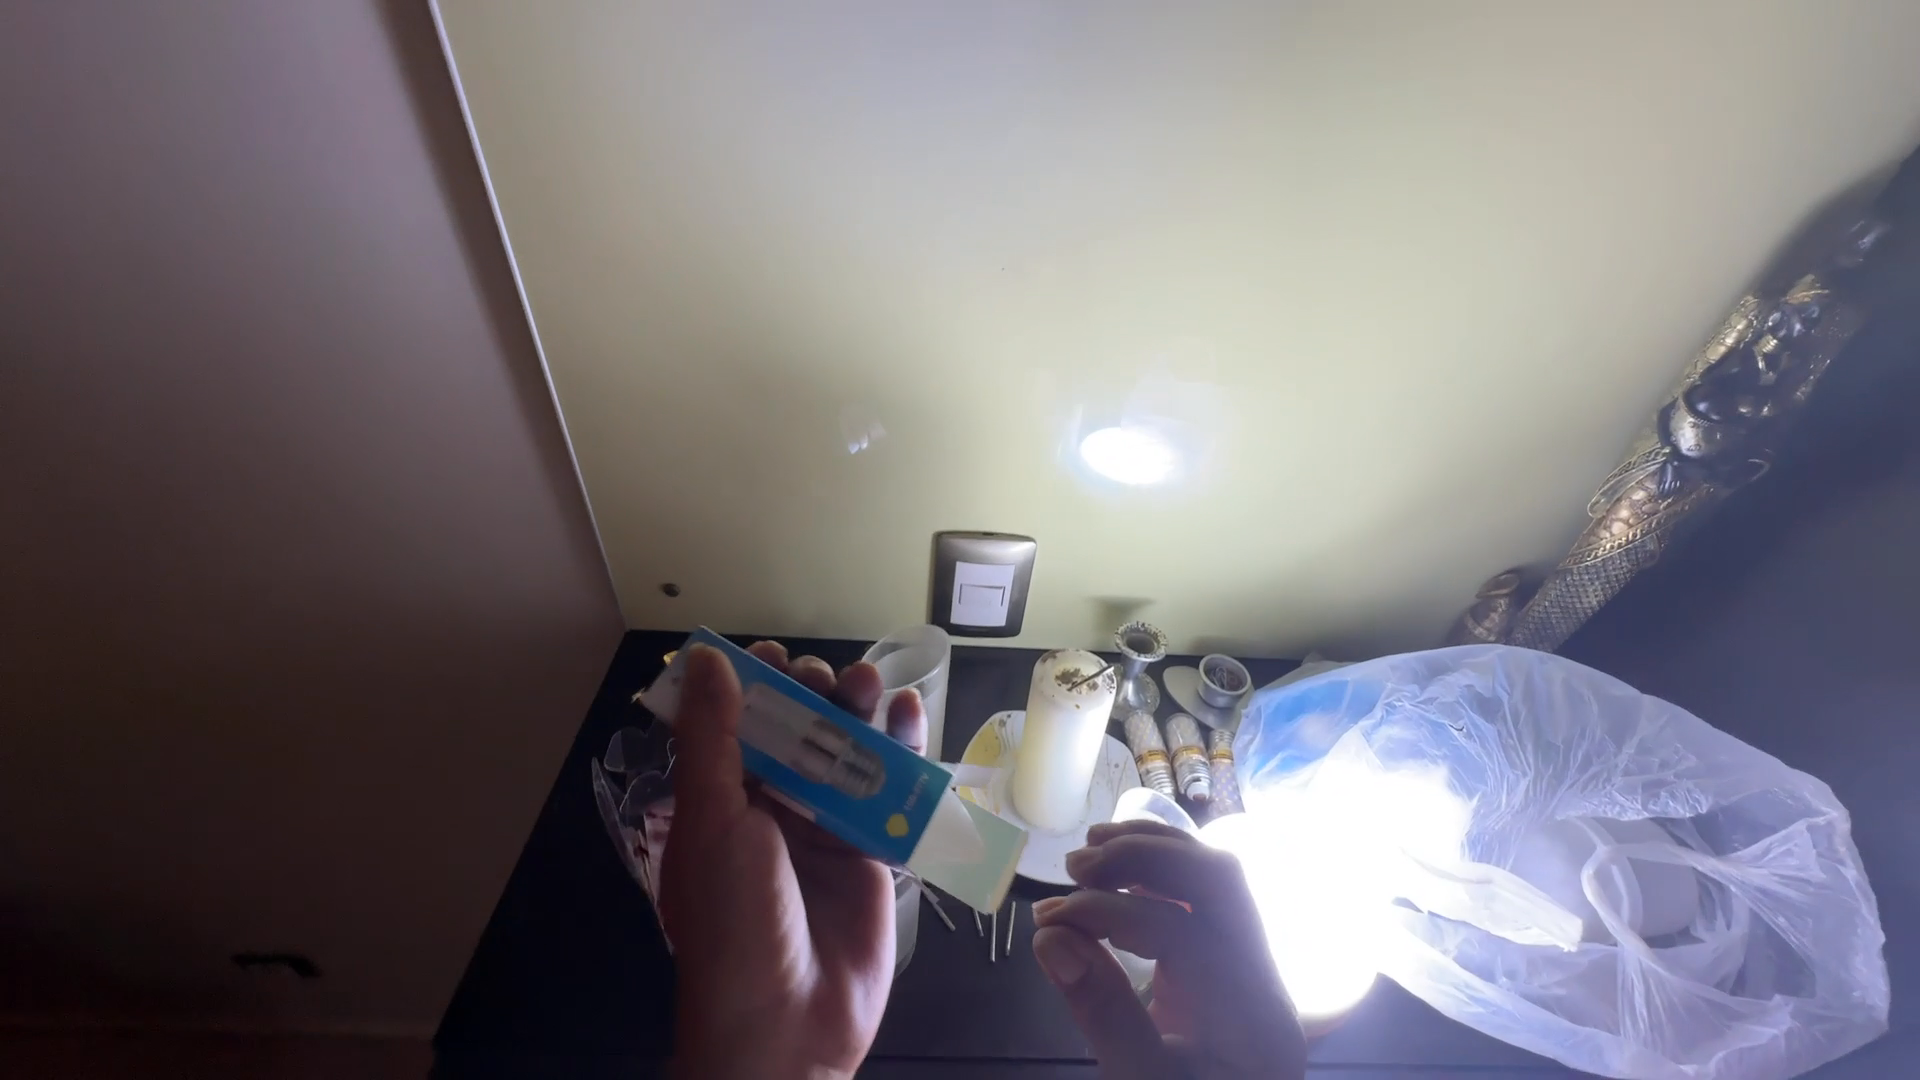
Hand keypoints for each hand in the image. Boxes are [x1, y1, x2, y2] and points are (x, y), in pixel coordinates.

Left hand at [660, 642, 925, 1079]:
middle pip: (801, 730)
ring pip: (849, 750)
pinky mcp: (873, 845)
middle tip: (824, 679)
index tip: (773, 656)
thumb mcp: (712, 821)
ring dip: (861, 710)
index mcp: (726, 798)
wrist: (788, 1025)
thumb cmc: (734, 920)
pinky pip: (890, 786)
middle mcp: (776, 804)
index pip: (740, 723)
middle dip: (814, 694)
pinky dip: (903, 748)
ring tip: (869, 682)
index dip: (755, 685)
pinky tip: (911, 713)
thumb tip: (704, 658)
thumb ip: (712, 738)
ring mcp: (828, 823)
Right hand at [1031, 820, 1307, 1079]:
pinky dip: (1157, 869)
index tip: (1048, 921)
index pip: (1181, 930)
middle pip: (1217, 878)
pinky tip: (1116, 874)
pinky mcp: (1230, 957)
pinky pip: (1204, 891)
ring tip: (1088, 854)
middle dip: (1142, 855)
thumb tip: (1050, 937)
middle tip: (1076, 865)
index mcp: (1252, 1017)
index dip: (1107, 912)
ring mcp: (1253, 963)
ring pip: (1213, 872)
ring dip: (1147, 851)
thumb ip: (1103, 1012)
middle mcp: (1266, 977)